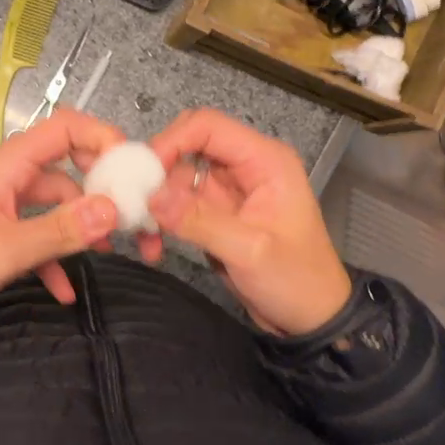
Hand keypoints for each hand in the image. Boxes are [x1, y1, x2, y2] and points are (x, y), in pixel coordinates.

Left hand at [0, 109, 125, 308]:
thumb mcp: (8, 250)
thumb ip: (62, 230)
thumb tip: (113, 210)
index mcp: (6, 165)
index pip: (62, 128)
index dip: (101, 137)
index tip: (132, 166)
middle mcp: (7, 175)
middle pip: (66, 166)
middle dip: (99, 191)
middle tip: (131, 214)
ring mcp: (3, 200)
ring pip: (56, 203)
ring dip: (80, 228)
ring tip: (108, 254)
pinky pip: (37, 231)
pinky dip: (53, 255)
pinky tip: (65, 290)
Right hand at [147, 108, 351, 335]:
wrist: (312, 318)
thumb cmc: (296, 280)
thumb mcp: (249, 251)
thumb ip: (199, 221)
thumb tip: (150, 197)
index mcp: (264, 161)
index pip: (207, 126)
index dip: (170, 141)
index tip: (141, 174)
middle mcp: (244, 167)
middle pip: (185, 148)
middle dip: (155, 174)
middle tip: (132, 204)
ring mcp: (226, 191)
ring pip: (174, 179)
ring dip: (153, 204)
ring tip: (140, 235)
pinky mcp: (213, 214)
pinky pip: (176, 205)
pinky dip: (160, 221)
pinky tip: (153, 245)